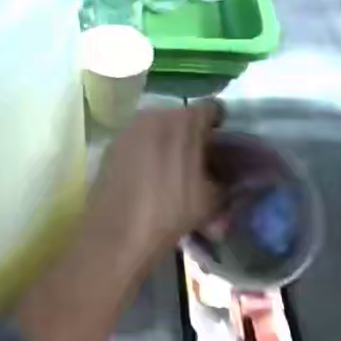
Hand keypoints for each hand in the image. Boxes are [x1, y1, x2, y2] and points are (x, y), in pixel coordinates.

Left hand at [87, 100, 224, 257]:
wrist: (117, 232)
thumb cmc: (170, 211)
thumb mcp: (211, 199)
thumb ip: (226, 181)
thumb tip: (228, 177)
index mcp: (185, 121)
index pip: (212, 108)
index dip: (220, 125)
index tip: (222, 144)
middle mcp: (156, 114)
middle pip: (182, 117)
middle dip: (192, 135)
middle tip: (199, 161)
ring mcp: (130, 127)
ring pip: (158, 128)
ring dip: (168, 143)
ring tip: (172, 171)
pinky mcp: (112, 144)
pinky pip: (138, 141)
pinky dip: (147, 152)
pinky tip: (148, 177)